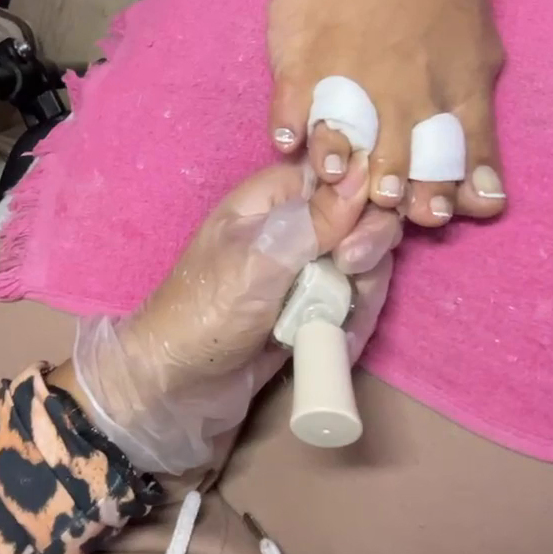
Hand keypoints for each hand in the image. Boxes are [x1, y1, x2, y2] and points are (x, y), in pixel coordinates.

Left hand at [63, 159, 401, 474]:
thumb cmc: (207, 309)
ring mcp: (306, 268)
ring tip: (340, 316)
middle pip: (361, 214)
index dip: (364, 184)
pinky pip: (354, 303)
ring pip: (365, 262)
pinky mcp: (313, 308)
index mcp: (273, 197)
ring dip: (364, 289)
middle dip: (368, 241)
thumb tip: (361, 173)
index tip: (373, 208)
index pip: (338, 169)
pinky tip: (340, 342)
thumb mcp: (261, 259)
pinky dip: (355, 321)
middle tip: (350, 267)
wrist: (180, 384)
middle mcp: (295, 224)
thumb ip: (315, 219)